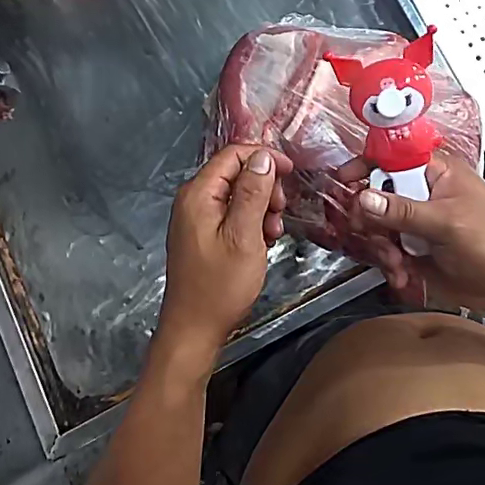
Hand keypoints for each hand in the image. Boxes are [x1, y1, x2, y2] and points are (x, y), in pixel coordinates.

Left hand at [156, 144, 293, 354]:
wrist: (195, 329)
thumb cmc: (220, 285)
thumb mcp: (244, 236)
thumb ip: (253, 193)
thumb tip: (263, 157)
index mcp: (198, 196)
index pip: (233, 155)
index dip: (264, 158)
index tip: (290, 172)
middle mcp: (194, 201)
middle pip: (236, 173)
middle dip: (265, 186)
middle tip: (281, 211)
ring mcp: (198, 219)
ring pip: (238, 195)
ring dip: (263, 207)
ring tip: (273, 232)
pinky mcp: (205, 234)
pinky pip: (233, 214)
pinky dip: (253, 222)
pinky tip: (263, 241)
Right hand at [337, 154, 484, 314]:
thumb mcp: (448, 223)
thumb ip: (404, 211)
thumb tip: (364, 198)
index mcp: (437, 173)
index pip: (392, 157)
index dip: (366, 167)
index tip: (344, 183)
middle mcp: (425, 194)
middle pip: (377, 196)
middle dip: (371, 220)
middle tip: (375, 236)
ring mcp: (419, 224)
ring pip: (378, 228)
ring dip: (382, 249)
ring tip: (398, 264)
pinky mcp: (417, 251)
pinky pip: (388, 253)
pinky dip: (391, 266)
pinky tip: (404, 277)